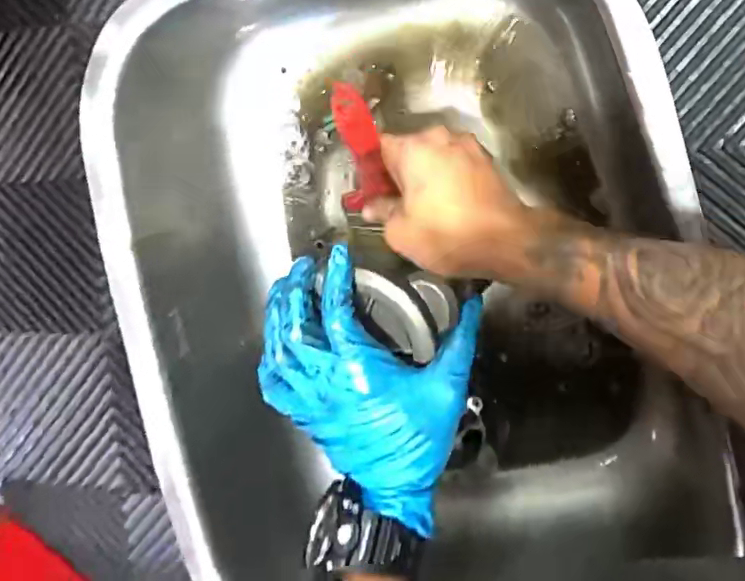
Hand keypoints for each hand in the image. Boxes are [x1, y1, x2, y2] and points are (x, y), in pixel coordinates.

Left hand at [258, 244, 482, 537]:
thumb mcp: (446, 385)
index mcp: (359, 367)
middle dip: (295, 290)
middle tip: (303, 267)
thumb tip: (473, 305)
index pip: (335, 310)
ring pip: (280, 350)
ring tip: (285, 290)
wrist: (396, 489)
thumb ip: (460, 340)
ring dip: (278, 315)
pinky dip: (271, 359)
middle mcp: (328, 379)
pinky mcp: (306, 415)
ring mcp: (312, 399)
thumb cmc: (418, 439)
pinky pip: (276, 386)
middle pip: (296, 325)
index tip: (337, 255)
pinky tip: (276, 341)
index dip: (334, 277)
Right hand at [362, 127, 566, 278]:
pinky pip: (456, 163)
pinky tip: (450, 204)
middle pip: (408, 148)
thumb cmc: (446, 233)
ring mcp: (466, 145)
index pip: (379, 145)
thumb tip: (373, 205)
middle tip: (396, 203)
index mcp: (413, 148)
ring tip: (426, 206)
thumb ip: (382, 212)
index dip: (371, 168)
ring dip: (426, 174)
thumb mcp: (401, 232)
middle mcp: (439, 136)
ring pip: (434, 155)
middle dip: (400, 172)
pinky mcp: (486, 159)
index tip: (372, 191)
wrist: (507, 239)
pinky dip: (449, 177)